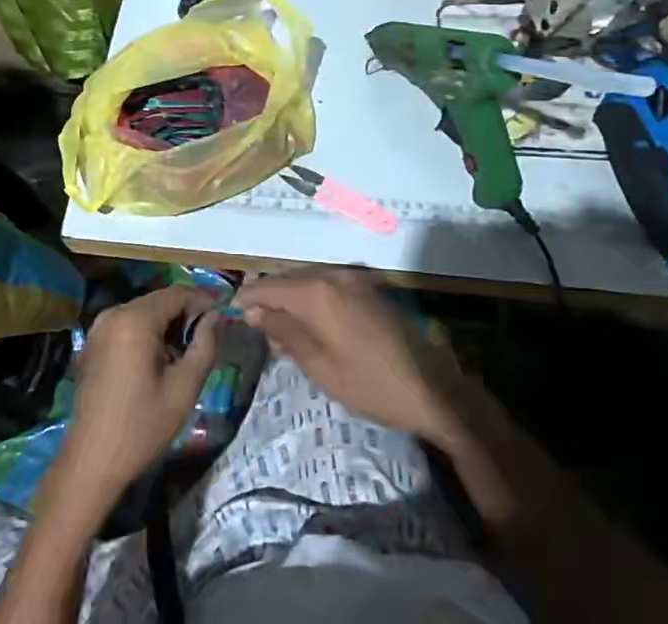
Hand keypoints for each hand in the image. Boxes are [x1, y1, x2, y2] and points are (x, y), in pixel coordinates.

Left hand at [60, 286, 219, 492]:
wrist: (92, 461)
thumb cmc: (142, 425)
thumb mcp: (184, 387)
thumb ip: (205, 345)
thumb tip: (216, 316)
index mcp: (134, 320)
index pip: (177, 293)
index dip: (204, 300)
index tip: (224, 314)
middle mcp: (113, 314)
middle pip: (158, 300)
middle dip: (185, 313)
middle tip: (208, 337)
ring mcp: (98, 328)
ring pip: (143, 312)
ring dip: (167, 325)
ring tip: (185, 353)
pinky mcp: (92, 344)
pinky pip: (126, 325)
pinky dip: (147, 333)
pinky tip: (159, 361)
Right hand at [237, 270, 478, 444]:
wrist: (435, 391)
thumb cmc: (371, 385)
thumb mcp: (319, 366)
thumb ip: (284, 332)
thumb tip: (254, 311)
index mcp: (318, 293)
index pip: (270, 286)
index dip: (248, 298)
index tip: (232, 312)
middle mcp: (335, 276)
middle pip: (288, 278)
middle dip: (268, 297)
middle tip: (253, 322)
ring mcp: (355, 280)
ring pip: (308, 280)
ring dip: (290, 298)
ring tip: (277, 326)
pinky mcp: (369, 289)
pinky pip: (328, 285)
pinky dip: (312, 299)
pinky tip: (308, 322)